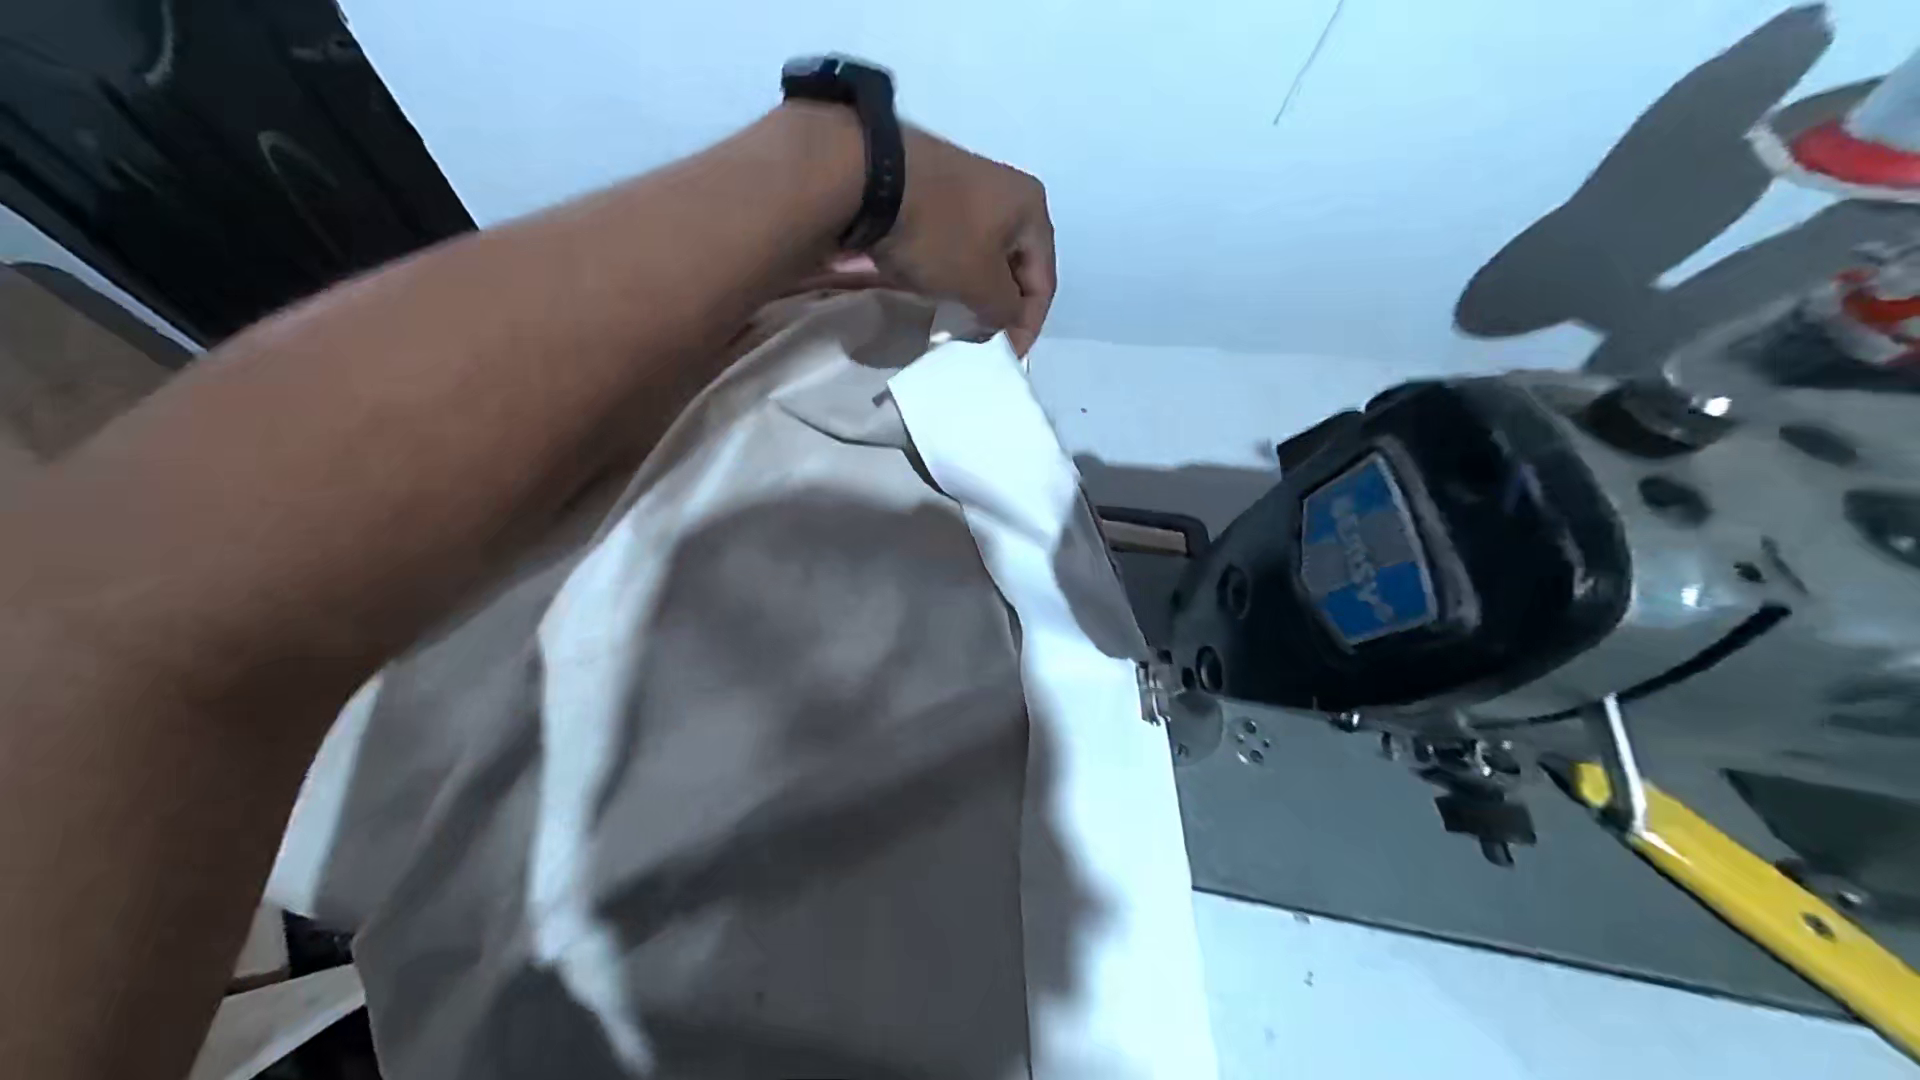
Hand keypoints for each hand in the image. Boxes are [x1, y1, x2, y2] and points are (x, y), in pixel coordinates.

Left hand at [875, 128, 1055, 356]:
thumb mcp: (980, 284)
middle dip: (1004, 306)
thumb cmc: (939, 235)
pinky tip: (942, 287)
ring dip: (979, 290)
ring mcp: (970, 187)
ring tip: (965, 319)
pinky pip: (958, 243)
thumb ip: (1004, 310)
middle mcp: (1008, 191)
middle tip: (989, 339)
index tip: (1009, 356)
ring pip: (986, 255)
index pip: (1043, 281)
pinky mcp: (936, 191)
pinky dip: (956, 270)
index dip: (1029, 324)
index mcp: (1031, 208)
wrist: (870, 179)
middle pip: (1016, 266)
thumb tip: (1005, 319)